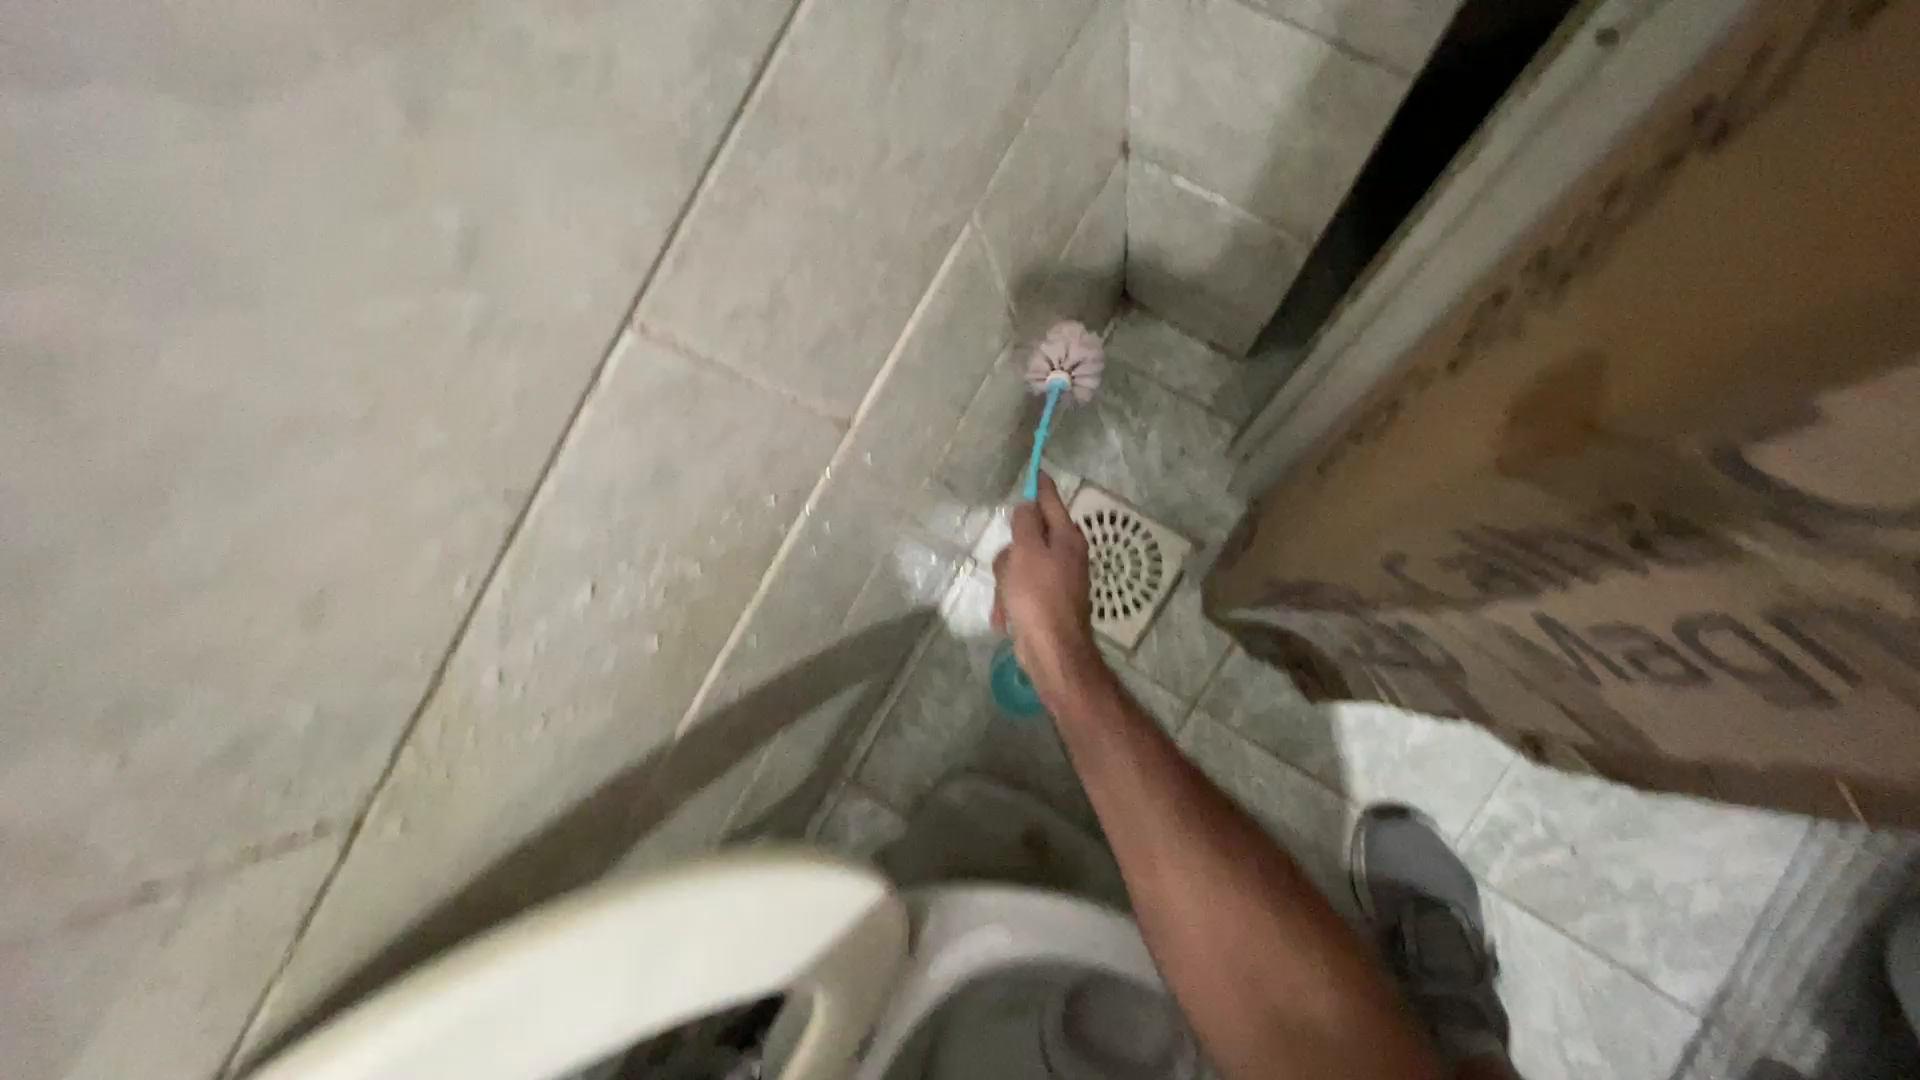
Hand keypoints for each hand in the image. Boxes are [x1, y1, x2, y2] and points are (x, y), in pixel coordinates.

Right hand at [992, 473, 1105, 701]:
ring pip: (1018, 564)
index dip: (1039, 485)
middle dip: (1010, 552)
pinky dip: (1009, 601)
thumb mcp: (1026, 552)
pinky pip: (1019, 589)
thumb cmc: (1038, 596)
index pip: (1051, 500)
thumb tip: (1027, 506)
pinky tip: (1005, 617)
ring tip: (1007, 599)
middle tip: (1008, 567)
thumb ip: (1025, 524)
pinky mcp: (1045, 601)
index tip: (1033, 469)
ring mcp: (1056, 579)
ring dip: (1005, 581)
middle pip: (1028, 535)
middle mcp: (1066, 554)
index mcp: (1067, 538)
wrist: (1051, 650)